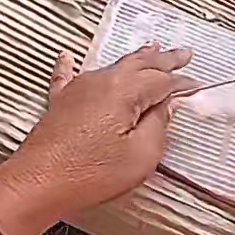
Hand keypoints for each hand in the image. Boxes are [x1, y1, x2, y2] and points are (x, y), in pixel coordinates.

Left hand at [2, 45, 193, 218]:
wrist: (38, 183)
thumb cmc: (91, 174)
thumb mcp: (141, 156)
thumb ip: (158, 126)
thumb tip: (165, 106)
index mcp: (124, 91)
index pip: (162, 81)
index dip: (181, 83)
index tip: (195, 86)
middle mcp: (101, 81)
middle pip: (139, 64)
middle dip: (164, 59)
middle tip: (183, 54)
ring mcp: (78, 89)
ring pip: (113, 66)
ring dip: (135, 59)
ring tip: (151, 50)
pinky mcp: (60, 103)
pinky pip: (68, 76)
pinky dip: (72, 66)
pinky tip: (67, 56)